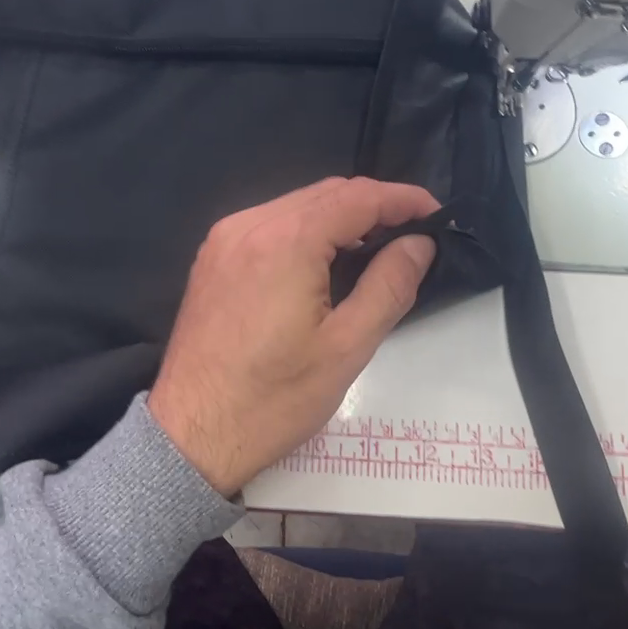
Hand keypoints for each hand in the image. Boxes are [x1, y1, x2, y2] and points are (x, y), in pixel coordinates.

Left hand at [147, 177, 440, 495]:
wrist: (191, 434)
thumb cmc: (273, 400)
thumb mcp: (346, 347)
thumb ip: (389, 286)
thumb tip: (419, 244)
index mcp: (285, 241)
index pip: (358, 197)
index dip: (403, 199)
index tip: (437, 214)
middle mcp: (249, 224)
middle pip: (326, 193)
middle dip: (374, 207)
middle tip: (413, 236)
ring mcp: (224, 239)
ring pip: (296, 205)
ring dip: (339, 217)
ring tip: (376, 250)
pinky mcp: (212, 259)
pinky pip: (269, 224)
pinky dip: (304, 231)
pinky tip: (324, 262)